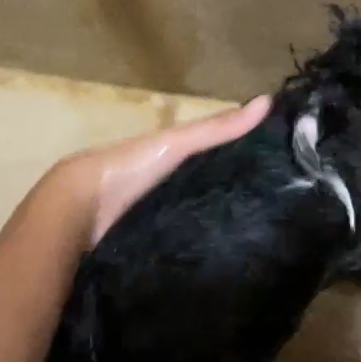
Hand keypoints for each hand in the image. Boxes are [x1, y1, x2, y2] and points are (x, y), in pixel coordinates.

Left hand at [40, 94, 270, 244]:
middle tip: (275, 214)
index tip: (279, 173)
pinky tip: (220, 260)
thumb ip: (217, 128)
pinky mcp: (146, 248)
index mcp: (170, 160)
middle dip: (231, 198)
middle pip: (203, 190)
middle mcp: (163, 187)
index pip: (213, 158)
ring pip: (191, 220)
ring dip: (214, 227)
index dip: (241, 160)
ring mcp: (153, 219)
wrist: (80, 208)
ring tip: (256, 242)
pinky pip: (177, 247)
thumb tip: (269, 101)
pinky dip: (195, 251)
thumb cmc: (131, 166)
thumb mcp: (178, 143)